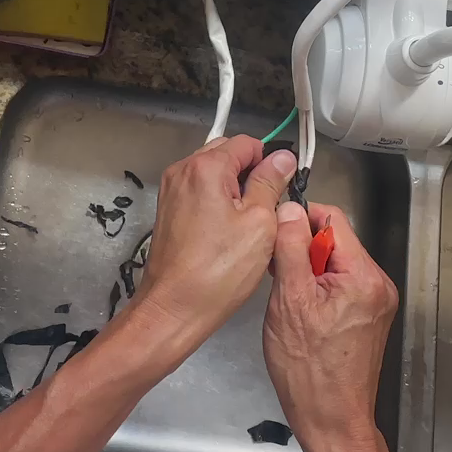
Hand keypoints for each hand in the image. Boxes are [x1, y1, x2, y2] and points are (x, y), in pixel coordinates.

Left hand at [132, 136, 296, 349]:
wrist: (174, 308)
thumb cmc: (220, 270)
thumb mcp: (260, 223)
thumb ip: (271, 183)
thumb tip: (283, 157)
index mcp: (206, 166)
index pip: (247, 143)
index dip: (269, 162)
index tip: (280, 189)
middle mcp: (183, 169)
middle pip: (227, 153)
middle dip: (249, 173)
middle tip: (264, 209)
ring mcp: (172, 189)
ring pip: (212, 172)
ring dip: (232, 187)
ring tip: (245, 223)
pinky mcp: (168, 208)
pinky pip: (199, 190)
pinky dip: (215, 200)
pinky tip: (226, 230)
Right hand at [263, 203, 406, 451]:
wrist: (332, 423)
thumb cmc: (308, 368)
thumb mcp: (290, 299)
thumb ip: (291, 247)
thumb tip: (289, 208)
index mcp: (364, 274)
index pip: (332, 218)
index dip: (300, 220)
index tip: (276, 237)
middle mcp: (378, 283)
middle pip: (334, 239)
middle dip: (302, 248)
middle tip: (276, 272)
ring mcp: (375, 301)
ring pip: (334, 262)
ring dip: (307, 269)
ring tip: (286, 296)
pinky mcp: (367, 316)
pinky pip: (340, 283)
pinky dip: (317, 287)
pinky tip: (299, 309)